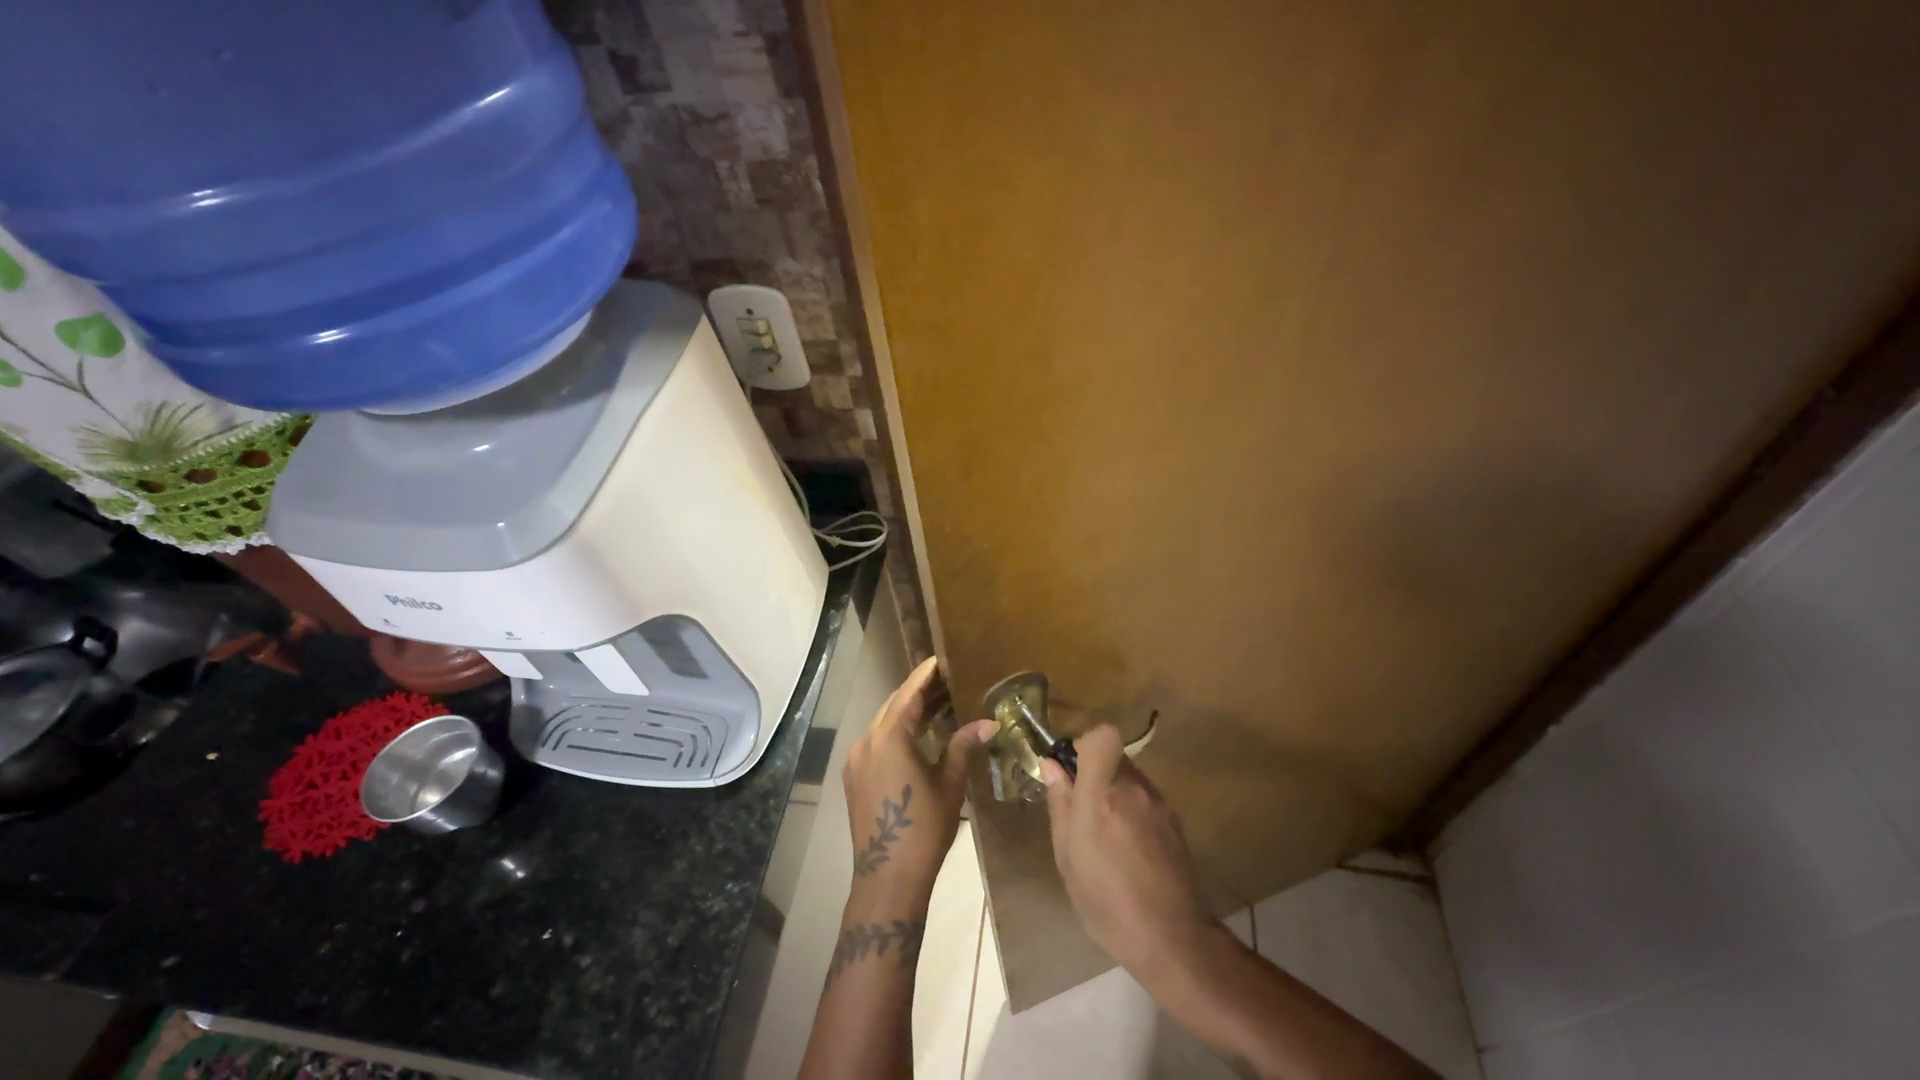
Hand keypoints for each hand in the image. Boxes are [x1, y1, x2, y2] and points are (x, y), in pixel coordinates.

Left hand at [841, 657, 995, 908]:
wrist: (888, 876)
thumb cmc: (925, 828)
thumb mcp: (950, 784)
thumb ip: (963, 746)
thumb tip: (988, 723)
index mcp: (889, 738)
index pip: (909, 695)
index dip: (926, 676)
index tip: (941, 659)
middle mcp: (866, 742)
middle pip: (893, 706)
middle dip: (918, 692)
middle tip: (946, 680)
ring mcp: (856, 760)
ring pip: (883, 724)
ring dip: (907, 712)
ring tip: (937, 705)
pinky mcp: (854, 777)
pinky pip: (876, 743)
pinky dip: (896, 732)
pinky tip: (917, 736)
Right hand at [1041, 725, 1215, 980]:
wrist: (1167, 934)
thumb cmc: (1104, 901)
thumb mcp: (1067, 856)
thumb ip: (1060, 804)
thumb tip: (1051, 766)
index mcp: (1101, 796)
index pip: (1102, 737)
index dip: (1084, 744)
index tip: (1070, 770)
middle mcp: (1134, 790)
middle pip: (1114, 756)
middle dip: (1095, 772)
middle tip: (1080, 808)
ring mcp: (1158, 803)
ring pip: (1130, 777)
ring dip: (1114, 791)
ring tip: (1104, 834)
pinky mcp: (1174, 820)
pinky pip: (1145, 798)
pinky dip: (1132, 810)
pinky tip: (1127, 847)